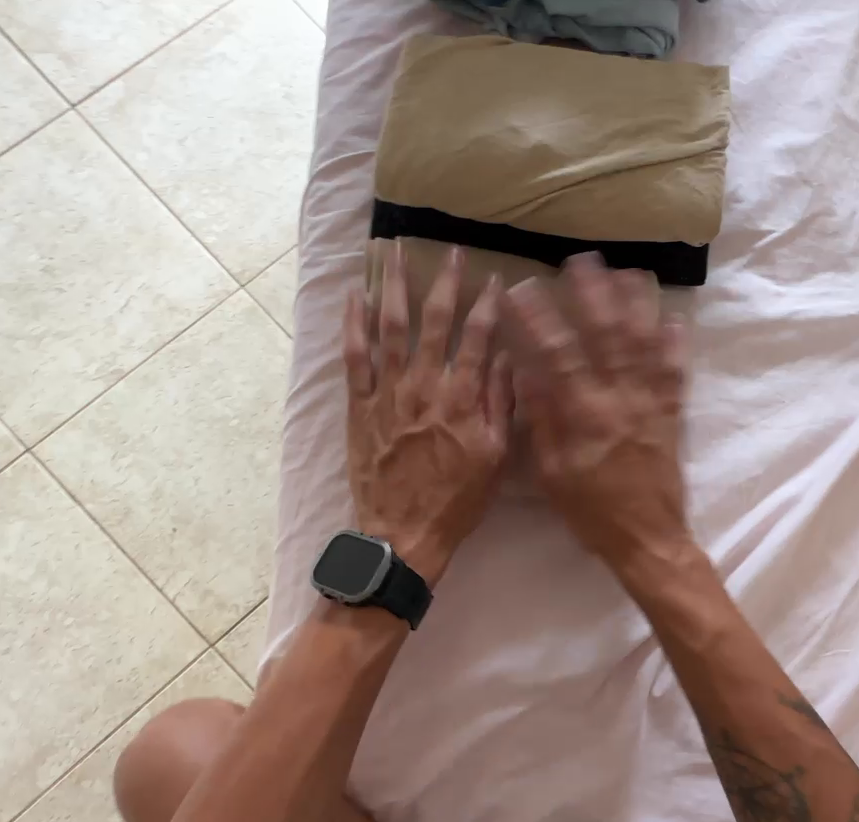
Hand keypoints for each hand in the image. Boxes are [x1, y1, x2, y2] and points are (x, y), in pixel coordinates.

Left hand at [343, 242, 512, 582]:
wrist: (404, 533)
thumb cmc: (457, 501)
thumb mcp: (495, 459)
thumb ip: (501, 405)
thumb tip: (505, 358)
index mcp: (462, 399)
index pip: (477, 337)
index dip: (487, 304)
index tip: (494, 277)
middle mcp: (424, 386)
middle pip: (434, 321)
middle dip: (443, 281)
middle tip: (450, 250)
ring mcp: (387, 394)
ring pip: (389, 328)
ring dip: (393, 286)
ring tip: (393, 251)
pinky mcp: (359, 407)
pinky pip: (354, 358)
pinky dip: (353, 324)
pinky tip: (354, 296)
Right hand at [503, 253, 690, 569]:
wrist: (647, 539)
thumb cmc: (591, 513)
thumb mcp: (553, 474)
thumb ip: (543, 422)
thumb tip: (527, 375)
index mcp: (583, 415)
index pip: (557, 355)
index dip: (538, 319)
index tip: (522, 288)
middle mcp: (619, 400)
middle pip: (606, 337)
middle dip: (593, 295)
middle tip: (582, 260)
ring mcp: (650, 405)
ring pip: (644, 346)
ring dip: (636, 307)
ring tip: (629, 273)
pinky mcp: (672, 417)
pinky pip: (676, 376)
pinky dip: (676, 348)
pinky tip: (675, 321)